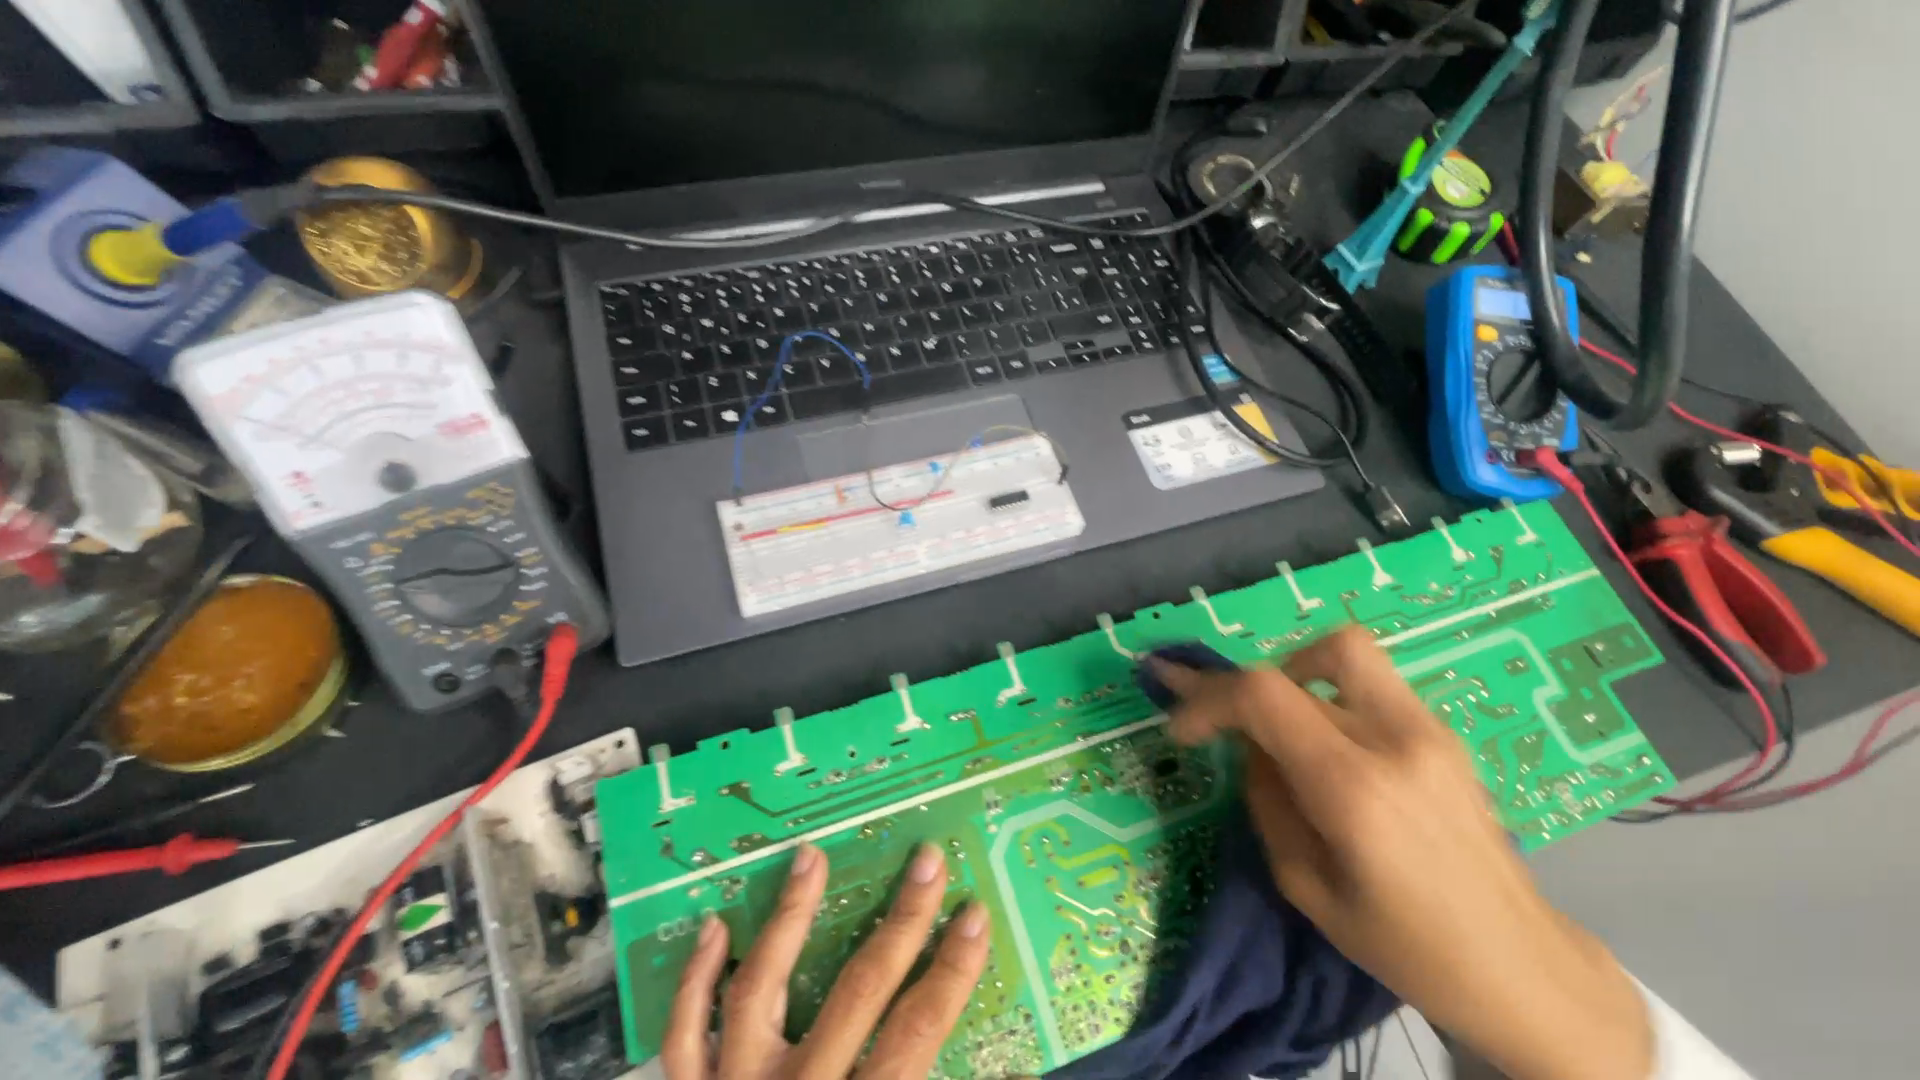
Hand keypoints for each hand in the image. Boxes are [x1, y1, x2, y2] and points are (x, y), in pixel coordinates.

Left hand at [662, 841, 990, 1079]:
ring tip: (808, 857)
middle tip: (926, 861)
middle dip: (901, 923)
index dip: (952, 971)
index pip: (918, 1031)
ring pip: (760, 989)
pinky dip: (694, 979)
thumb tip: (1022, 1076)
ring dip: (788, 919)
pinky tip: (715, 925)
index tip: (974, 915)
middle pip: (859, 992)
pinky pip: (684, 1032)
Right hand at [1153, 627, 1651, 1079]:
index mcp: (1355, 787)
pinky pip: (1372, 685)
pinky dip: (1330, 695)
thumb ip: (1268, 801)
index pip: (1265, 695)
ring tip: (1276, 725)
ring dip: (1295, 676)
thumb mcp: (1305, 886)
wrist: (1518, 963)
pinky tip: (1325, 746)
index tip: (1182, 731)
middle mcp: (1397, 739)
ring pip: (1346, 654)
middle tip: (1219, 712)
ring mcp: (1431, 730)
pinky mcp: (1445, 734)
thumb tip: (1250, 748)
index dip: (1209, 699)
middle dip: (1247, 682)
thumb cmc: (1404, 945)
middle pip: (1309, 658)